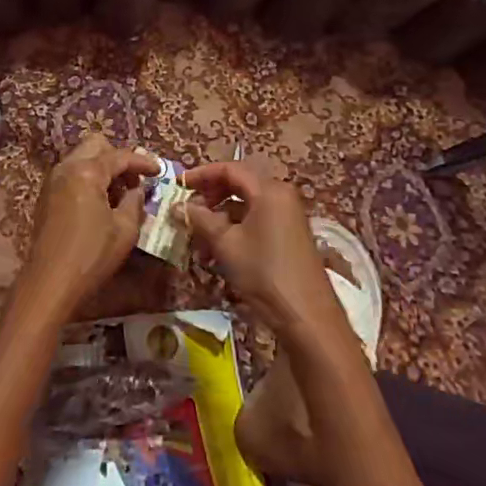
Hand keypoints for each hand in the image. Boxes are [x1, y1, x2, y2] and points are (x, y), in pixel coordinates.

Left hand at [21, 133, 159, 317]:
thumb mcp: (125, 229)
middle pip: (97, 145)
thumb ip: (135, 201)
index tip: (159, 171)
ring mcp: (53, 180)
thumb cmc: (91, 256)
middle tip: (134, 180)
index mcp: (87, 171)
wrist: (48, 284)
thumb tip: (138, 189)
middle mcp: (67, 167)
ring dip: (102, 167)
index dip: (143, 162)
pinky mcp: (46, 196)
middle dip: (118, 157)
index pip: (121, 156)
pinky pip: (72, 173)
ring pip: (82, 157)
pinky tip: (100, 203)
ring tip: (119, 194)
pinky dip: (88, 178)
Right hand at [182, 162, 348, 343]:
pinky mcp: (290, 235)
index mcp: (269, 190)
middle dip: (211, 196)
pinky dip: (236, 229)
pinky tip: (219, 251)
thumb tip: (178, 206)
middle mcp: (282, 195)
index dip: (202, 174)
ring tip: (199, 238)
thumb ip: (201, 220)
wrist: (306, 315)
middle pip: (240, 185)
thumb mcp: (226, 245)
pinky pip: (258, 220)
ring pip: (247, 205)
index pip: (230, 169)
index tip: (180, 185)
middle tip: (188, 210)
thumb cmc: (264, 273)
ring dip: (221, 217)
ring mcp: (288, 215)